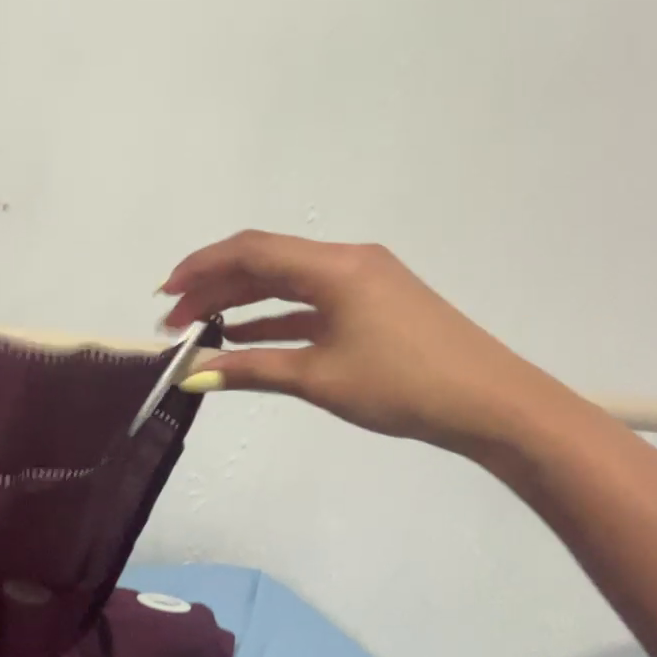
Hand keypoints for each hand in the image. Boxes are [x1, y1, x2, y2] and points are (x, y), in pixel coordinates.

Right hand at [161, 230, 572, 454]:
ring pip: (284, 283)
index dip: (200, 268)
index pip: (251, 251)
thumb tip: (192, 377)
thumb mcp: (317, 378)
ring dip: (240, 303)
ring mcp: (362, 283)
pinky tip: (243, 336)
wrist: (492, 404)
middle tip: (174, 322)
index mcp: (334, 267)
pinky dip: (272, 317)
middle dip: (213, 288)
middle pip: (264, 263)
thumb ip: (250, 370)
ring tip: (199, 330)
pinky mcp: (372, 306)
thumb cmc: (402, 384)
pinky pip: (308, 303)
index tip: (165, 296)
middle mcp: (347, 262)